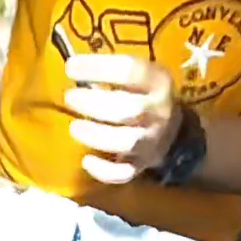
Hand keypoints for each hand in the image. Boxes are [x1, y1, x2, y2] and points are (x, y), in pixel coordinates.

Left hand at [63, 55, 179, 184]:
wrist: (170, 133)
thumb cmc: (143, 98)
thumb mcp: (139, 78)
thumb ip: (113, 74)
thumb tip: (72, 68)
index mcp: (158, 82)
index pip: (130, 70)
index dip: (98, 67)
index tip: (71, 67)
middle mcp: (158, 112)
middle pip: (128, 110)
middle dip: (94, 104)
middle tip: (69, 97)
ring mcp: (150, 141)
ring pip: (125, 142)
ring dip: (96, 135)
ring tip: (74, 126)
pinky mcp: (140, 166)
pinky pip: (123, 173)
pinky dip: (103, 170)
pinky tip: (86, 161)